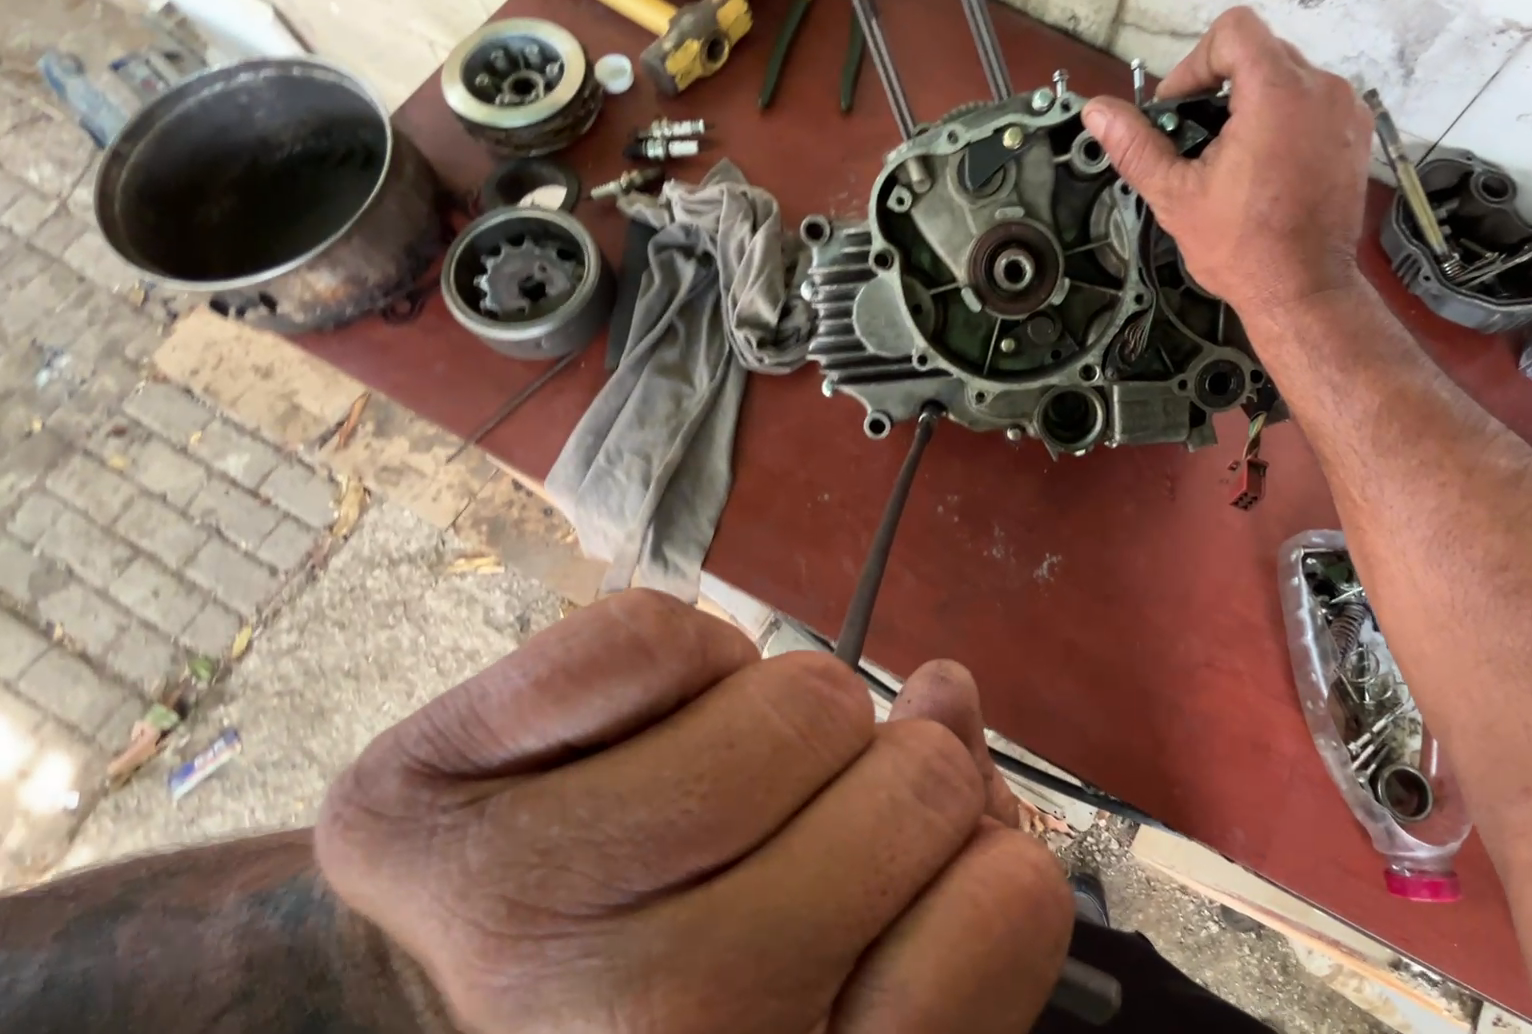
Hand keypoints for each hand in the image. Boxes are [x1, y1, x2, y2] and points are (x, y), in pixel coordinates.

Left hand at [315, 591, 1071, 1032]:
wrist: (427, 1031)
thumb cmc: (686, 997)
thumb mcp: (853, 979)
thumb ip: (945, 868)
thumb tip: (950, 695)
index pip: (1011, 904)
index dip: (987, 868)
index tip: (913, 887)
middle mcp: (655, 1029)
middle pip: (916, 783)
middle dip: (894, 774)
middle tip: (813, 817)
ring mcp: (517, 911)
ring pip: (804, 701)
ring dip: (797, 718)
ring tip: (731, 773)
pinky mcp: (413, 798)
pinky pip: (652, 641)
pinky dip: (686, 659)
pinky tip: (648, 730)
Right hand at [1082, 8, 1374, 313]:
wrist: (1301, 290)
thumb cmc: (1244, 250)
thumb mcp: (1175, 196)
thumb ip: (1136, 146)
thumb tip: (1099, 113)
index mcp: (1276, 94)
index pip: (1233, 32)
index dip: (1195, 64)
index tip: (1180, 109)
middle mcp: (1320, 90)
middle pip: (1258, 53)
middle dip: (1219, 89)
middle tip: (1195, 139)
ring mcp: (1343, 111)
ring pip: (1285, 79)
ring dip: (1250, 106)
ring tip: (1229, 159)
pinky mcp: (1354, 135)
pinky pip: (1312, 105)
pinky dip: (1282, 122)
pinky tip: (1262, 168)